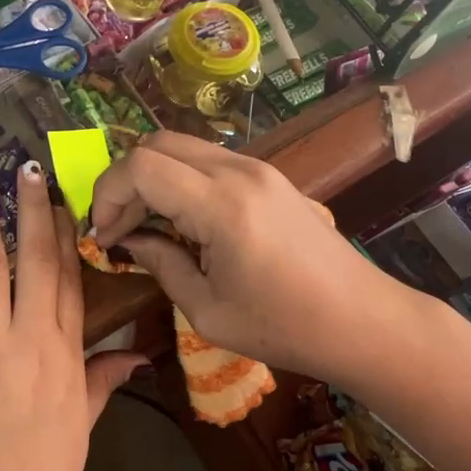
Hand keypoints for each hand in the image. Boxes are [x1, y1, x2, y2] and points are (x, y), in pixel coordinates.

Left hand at [0, 163, 146, 470]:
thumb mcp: (82, 428)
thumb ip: (104, 380)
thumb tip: (137, 352)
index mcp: (65, 356)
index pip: (71, 280)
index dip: (66, 235)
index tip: (62, 199)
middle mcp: (29, 340)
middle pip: (36, 261)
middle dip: (32, 210)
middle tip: (27, 166)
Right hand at [89, 132, 422, 387]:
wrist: (366, 321)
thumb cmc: (286, 328)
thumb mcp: (209, 311)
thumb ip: (160, 265)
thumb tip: (128, 241)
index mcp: (222, 206)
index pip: (141, 166)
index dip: (109, 193)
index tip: (104, 234)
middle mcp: (238, 172)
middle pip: (155, 143)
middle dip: (125, 180)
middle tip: (119, 226)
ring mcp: (256, 167)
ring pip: (179, 145)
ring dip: (151, 176)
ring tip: (147, 224)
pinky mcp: (267, 174)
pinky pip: (205, 158)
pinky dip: (178, 178)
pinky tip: (182, 219)